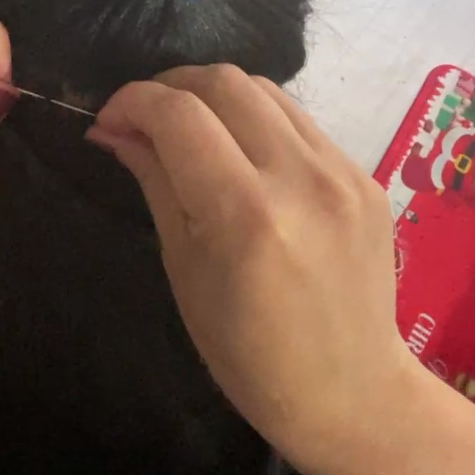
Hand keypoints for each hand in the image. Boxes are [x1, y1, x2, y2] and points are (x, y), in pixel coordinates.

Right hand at [87, 65, 421, 460]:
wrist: (352, 394)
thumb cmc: (246, 349)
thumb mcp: (182, 266)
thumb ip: (153, 180)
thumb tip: (111, 128)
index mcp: (245, 213)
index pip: (178, 114)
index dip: (132, 101)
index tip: (109, 119)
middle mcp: (300, 177)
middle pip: (223, 81)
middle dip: (170, 86)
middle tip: (145, 118)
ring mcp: (342, 172)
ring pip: (263, 89)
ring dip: (213, 96)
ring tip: (190, 129)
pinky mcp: (365, 175)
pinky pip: (297, 119)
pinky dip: (254, 119)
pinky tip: (241, 153)